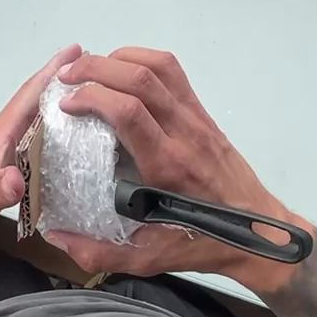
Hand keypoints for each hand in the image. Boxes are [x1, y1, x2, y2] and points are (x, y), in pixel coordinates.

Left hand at [0, 44, 82, 260]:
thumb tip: (17, 179)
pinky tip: (69, 151)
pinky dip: (54, 144)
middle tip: (96, 75)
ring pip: (37, 127)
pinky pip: (35, 151)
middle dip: (63, 87)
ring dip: (60, 114)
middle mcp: (3, 140)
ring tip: (90, 107)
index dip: (51, 72)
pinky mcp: (3, 176)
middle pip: (37, 106)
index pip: (28, 96)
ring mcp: (2, 157)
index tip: (76, 51)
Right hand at [45, 48, 313, 290]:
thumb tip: (54, 234)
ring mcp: (196, 118)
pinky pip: (172, 72)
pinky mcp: (202, 113)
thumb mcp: (147, 259)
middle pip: (139, 79)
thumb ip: (98, 251)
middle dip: (96, 69)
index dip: (91, 97)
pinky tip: (119, 70)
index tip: (65, 105)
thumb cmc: (202, 245)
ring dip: (117, 58)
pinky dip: (140, 59)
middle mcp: (183, 134)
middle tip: (65, 79)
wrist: (261, 237)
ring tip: (88, 70)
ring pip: (158, 66)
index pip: (128, 111)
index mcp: (167, 166)